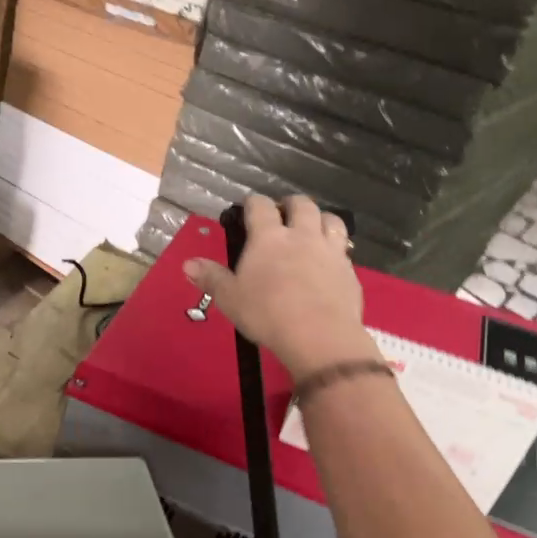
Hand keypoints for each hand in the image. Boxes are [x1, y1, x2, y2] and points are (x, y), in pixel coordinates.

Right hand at [183, 195, 378, 377]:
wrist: (318, 334)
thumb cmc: (266, 313)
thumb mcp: (229, 298)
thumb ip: (211, 278)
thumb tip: (187, 263)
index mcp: (268, 238)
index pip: (260, 207)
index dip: (253, 203)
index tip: (248, 206)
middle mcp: (301, 235)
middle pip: (301, 205)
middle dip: (290, 203)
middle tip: (283, 212)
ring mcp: (329, 250)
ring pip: (330, 219)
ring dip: (320, 217)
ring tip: (312, 226)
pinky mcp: (349, 269)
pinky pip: (344, 247)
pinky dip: (335, 245)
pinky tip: (328, 258)